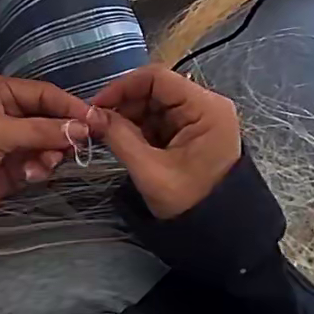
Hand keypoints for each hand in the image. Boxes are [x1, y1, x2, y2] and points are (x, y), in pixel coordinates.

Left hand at [0, 75, 104, 313]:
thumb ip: (42, 130)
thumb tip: (84, 127)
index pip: (43, 92)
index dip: (70, 106)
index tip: (99, 121)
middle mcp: (3, 110)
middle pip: (49, 116)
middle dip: (62, 132)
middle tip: (79, 148)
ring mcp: (8, 139)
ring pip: (48, 141)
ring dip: (51, 153)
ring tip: (42, 166)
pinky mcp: (11, 166)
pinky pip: (40, 162)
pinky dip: (41, 168)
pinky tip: (31, 176)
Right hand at [90, 65, 241, 218]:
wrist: (223, 236)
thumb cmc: (191, 201)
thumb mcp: (149, 169)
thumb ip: (118, 136)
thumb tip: (90, 114)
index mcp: (205, 108)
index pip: (156, 78)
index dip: (122, 87)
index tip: (96, 106)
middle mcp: (205, 105)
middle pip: (153, 89)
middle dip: (123, 104)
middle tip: (98, 124)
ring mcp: (198, 118)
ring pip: (151, 103)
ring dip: (127, 116)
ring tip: (108, 135)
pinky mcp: (190, 132)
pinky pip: (157, 118)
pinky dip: (137, 127)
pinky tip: (124, 141)